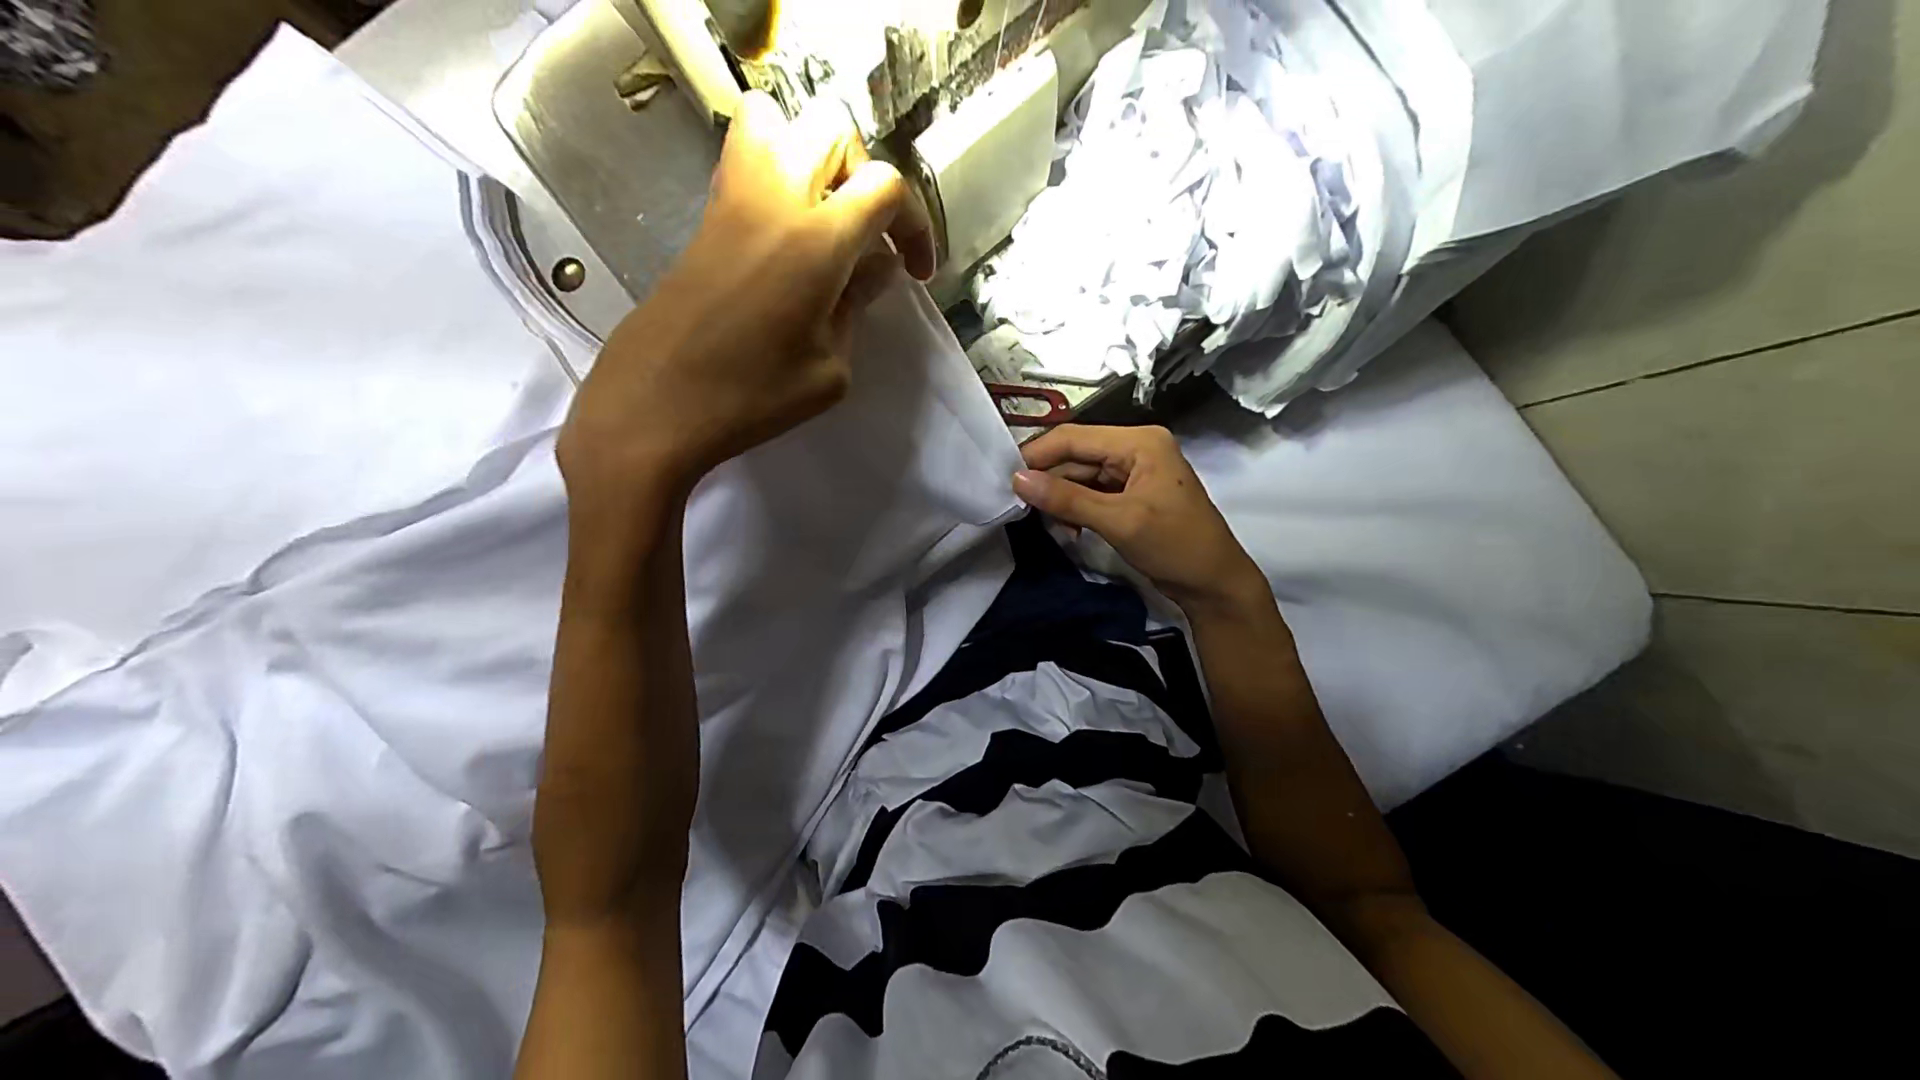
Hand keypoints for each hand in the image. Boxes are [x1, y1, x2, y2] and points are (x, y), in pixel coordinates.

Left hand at [556, 90, 936, 518]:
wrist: (656, 403)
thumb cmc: (752, 397)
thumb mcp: (830, 370)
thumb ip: (856, 307)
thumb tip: (871, 267)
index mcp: (817, 240)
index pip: (885, 186)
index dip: (915, 224)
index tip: (915, 270)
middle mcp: (775, 197)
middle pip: (833, 129)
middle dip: (864, 173)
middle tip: (866, 233)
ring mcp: (732, 198)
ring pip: (777, 119)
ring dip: (812, 157)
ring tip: (821, 216)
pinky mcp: (705, 214)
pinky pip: (744, 155)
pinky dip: (774, 172)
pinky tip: (782, 232)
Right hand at [1013, 425, 1268, 613]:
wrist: (1214, 584)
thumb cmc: (1175, 546)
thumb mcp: (1119, 521)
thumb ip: (1067, 499)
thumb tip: (1018, 480)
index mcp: (1140, 442)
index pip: (1075, 437)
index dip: (1038, 455)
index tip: (1005, 478)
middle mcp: (1136, 448)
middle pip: (1077, 456)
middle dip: (1049, 480)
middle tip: (1019, 505)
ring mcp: (1134, 472)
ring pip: (1081, 476)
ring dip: (1062, 499)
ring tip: (1047, 522)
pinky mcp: (1131, 494)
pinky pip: (1092, 492)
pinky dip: (1076, 508)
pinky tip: (1068, 528)